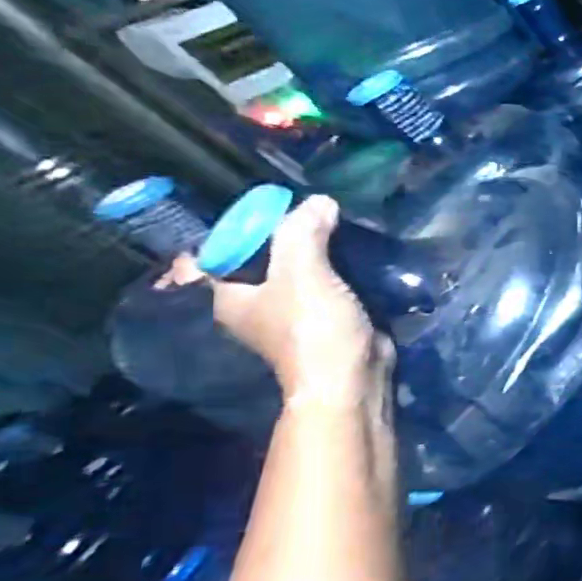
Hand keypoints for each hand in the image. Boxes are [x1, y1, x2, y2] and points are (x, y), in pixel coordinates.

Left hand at [172, 195, 390, 400]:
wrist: (351, 379)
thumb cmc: (312, 328)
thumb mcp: (302, 273)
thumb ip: (304, 233)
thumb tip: (320, 201)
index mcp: (230, 296)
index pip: (222, 252)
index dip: (244, 227)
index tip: (277, 208)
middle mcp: (256, 305)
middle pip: (266, 260)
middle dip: (289, 237)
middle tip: (318, 214)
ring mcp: (293, 316)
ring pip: (301, 273)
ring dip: (320, 255)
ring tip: (343, 231)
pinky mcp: (328, 322)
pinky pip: (329, 287)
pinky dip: (341, 273)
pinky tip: (359, 259)